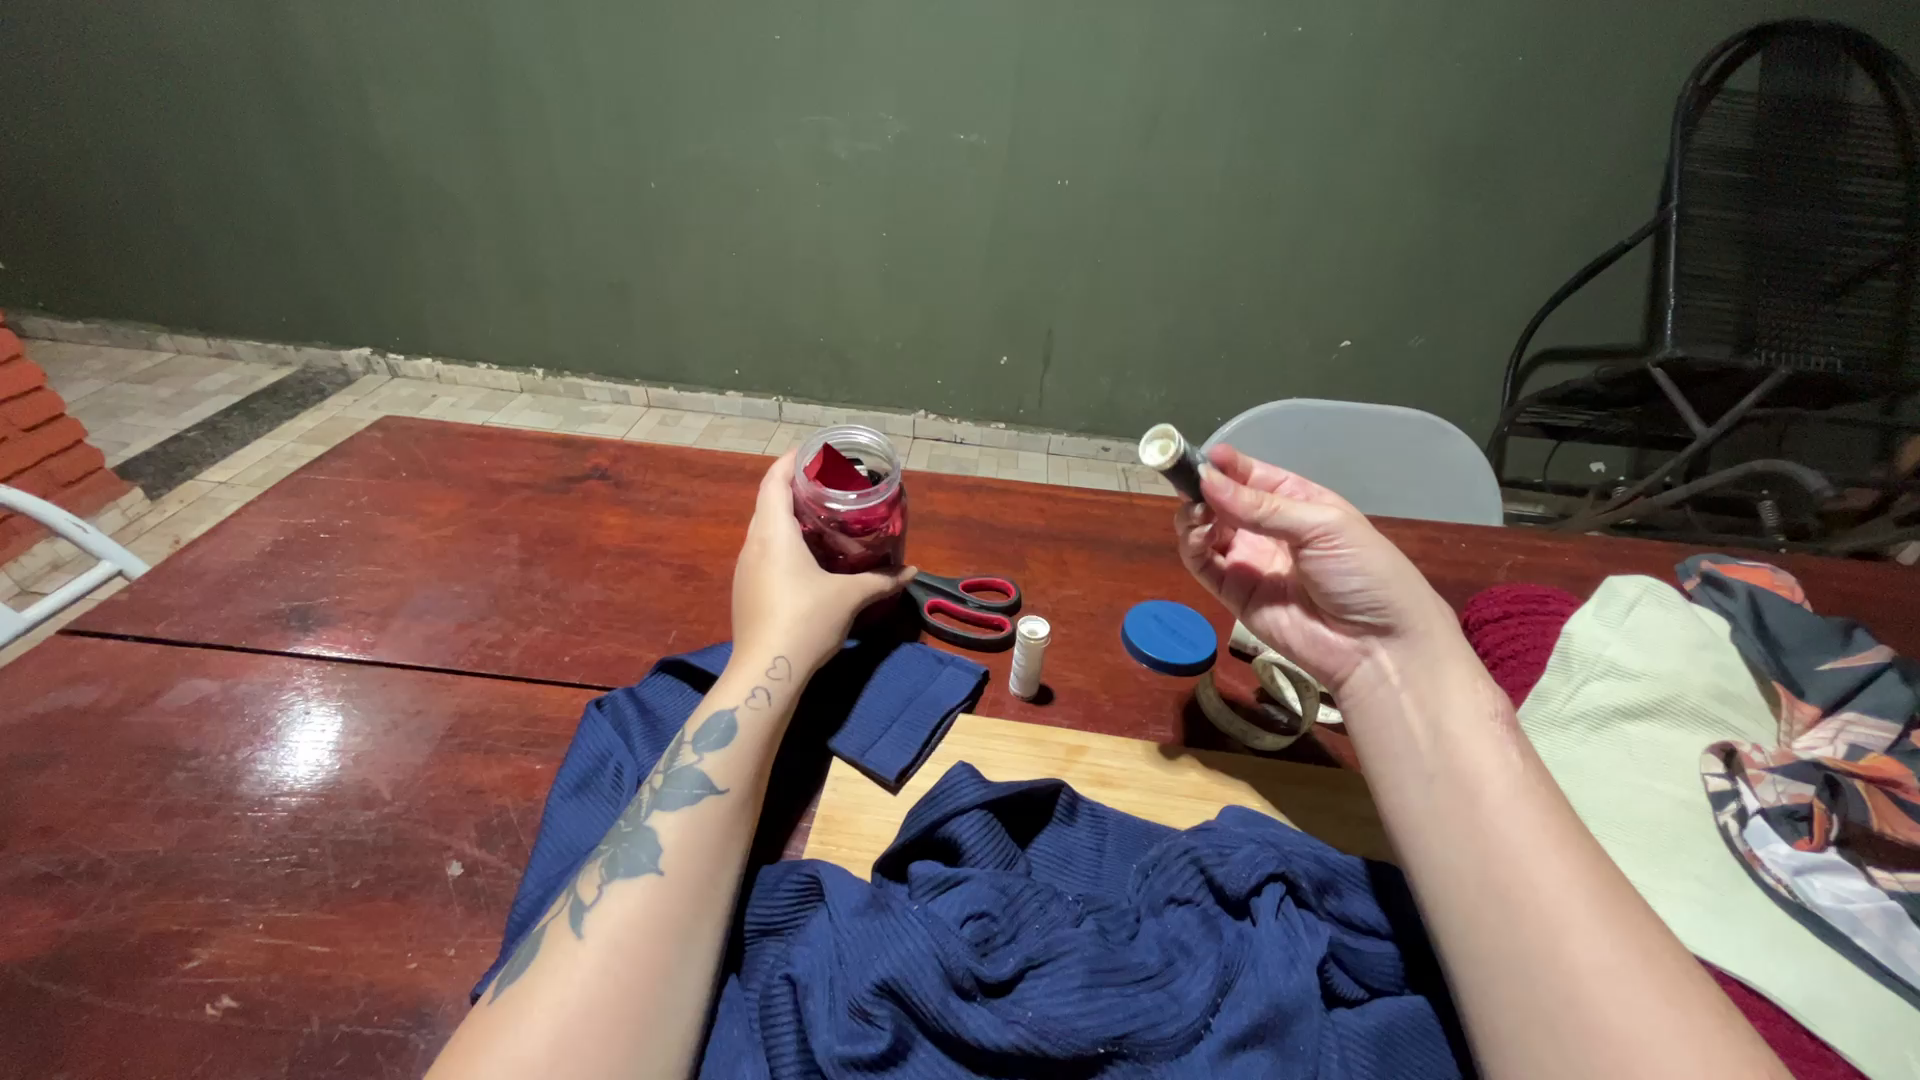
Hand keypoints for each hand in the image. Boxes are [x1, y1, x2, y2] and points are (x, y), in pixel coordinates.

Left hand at [732, 451, 916, 675]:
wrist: (766, 672)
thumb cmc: (806, 620)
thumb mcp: (850, 597)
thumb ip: (880, 580)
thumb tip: (910, 571)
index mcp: (773, 532)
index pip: (773, 480)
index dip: (791, 461)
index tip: (813, 451)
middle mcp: (752, 544)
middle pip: (767, 502)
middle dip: (794, 488)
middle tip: (828, 485)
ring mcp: (745, 569)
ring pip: (764, 530)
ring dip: (788, 518)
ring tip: (821, 518)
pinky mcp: (746, 590)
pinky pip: (763, 553)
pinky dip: (783, 544)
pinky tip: (806, 558)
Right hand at [1175, 444, 1462, 696]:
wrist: (1379, 647)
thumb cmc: (1365, 574)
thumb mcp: (1323, 526)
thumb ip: (1262, 507)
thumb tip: (1207, 481)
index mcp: (1297, 503)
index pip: (1251, 476)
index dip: (1226, 464)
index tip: (1203, 457)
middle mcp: (1268, 529)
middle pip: (1222, 501)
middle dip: (1202, 488)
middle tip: (1187, 484)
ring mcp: (1248, 562)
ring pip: (1205, 531)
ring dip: (1194, 515)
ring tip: (1195, 512)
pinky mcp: (1233, 593)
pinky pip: (1202, 564)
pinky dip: (1192, 546)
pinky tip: (1198, 535)